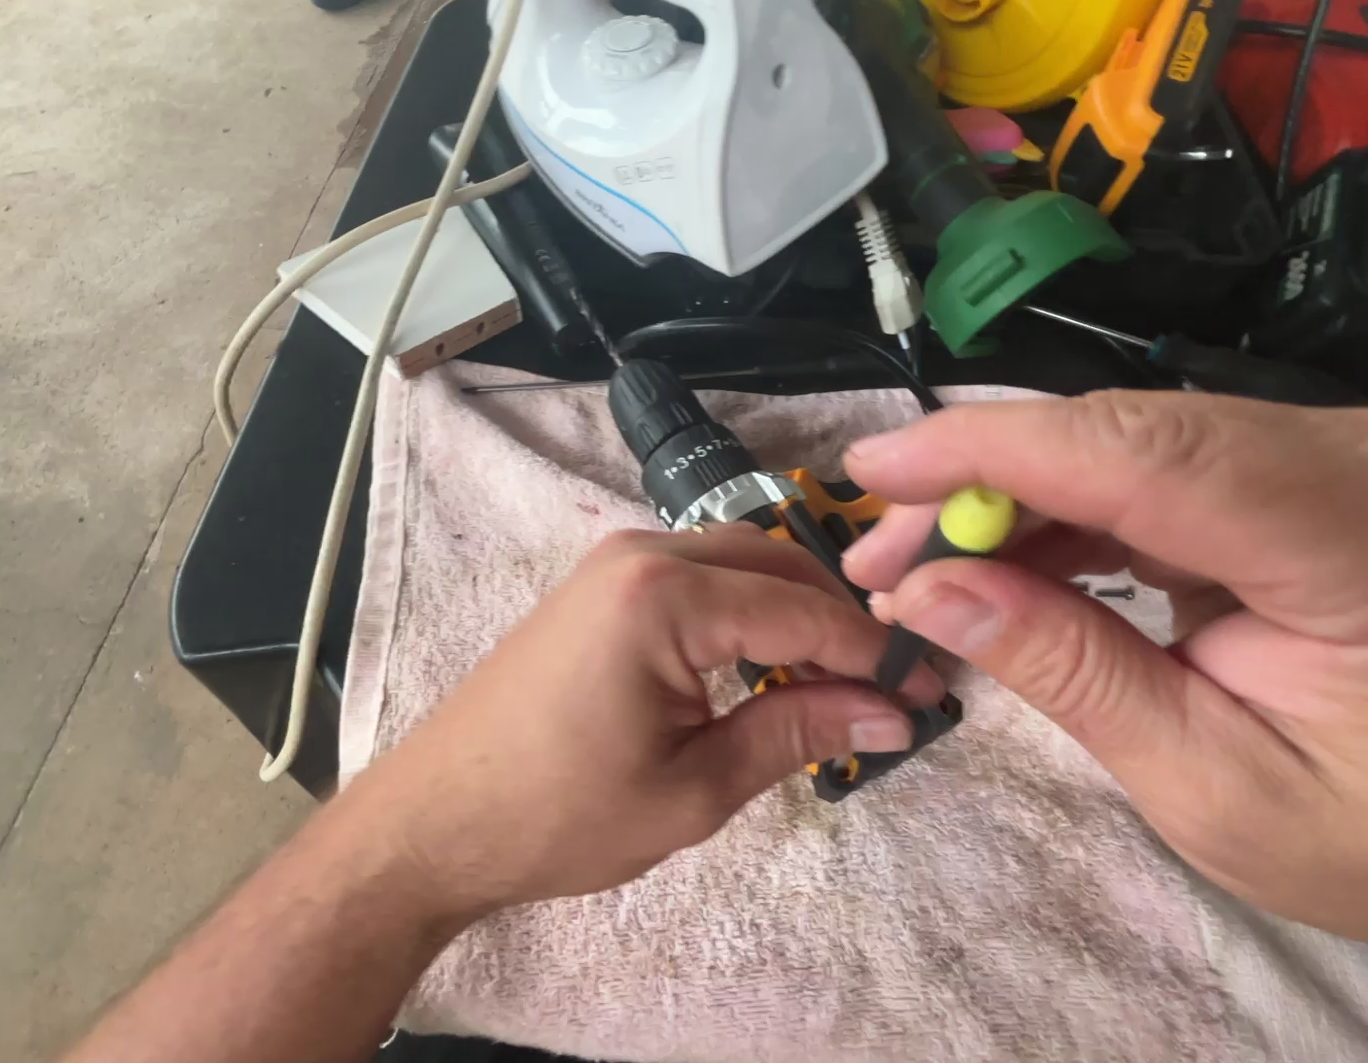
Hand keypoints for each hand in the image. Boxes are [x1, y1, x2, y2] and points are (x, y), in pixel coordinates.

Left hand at [345, 526, 938, 919]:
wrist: (438, 816)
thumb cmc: (560, 813)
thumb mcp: (695, 787)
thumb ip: (797, 731)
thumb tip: (891, 713)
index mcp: (664, 593)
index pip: (802, 608)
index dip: (873, 652)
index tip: (929, 693)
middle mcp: (643, 550)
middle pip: (775, 562)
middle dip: (838, 618)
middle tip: (887, 685)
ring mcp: (615, 560)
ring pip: (738, 561)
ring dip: (794, 609)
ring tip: (836, 677)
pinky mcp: (602, 583)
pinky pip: (698, 575)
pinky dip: (745, 609)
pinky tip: (765, 659)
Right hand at [841, 393, 1367, 1053]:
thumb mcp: (1207, 786)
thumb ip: (1067, 670)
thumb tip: (928, 592)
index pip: (1157, 457)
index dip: (997, 450)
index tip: (876, 465)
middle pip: (1128, 436)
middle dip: (978, 486)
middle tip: (880, 556)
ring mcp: (1357, 456)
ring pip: (1126, 443)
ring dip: (1008, 499)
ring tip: (920, 566)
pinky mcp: (1311, 471)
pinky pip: (1151, 467)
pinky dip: (1060, 510)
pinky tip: (1000, 557)